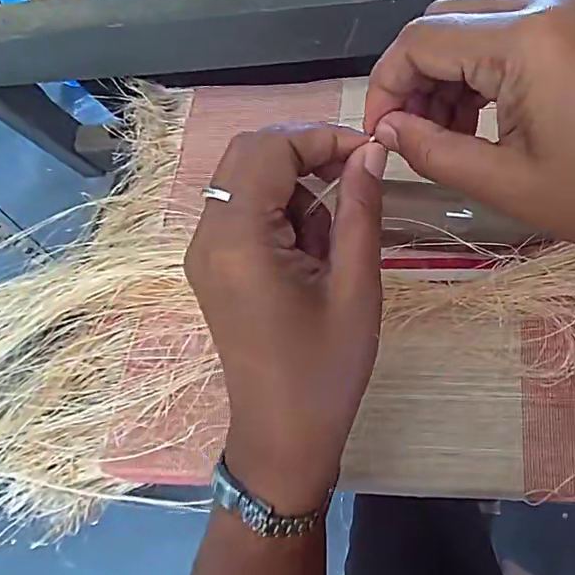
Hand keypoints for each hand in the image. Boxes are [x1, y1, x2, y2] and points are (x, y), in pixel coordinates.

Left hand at [185, 123, 387, 514]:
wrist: (283, 435)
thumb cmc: (326, 371)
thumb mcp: (356, 288)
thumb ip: (360, 211)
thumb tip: (370, 153)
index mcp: (239, 240)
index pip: (270, 150)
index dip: (322, 138)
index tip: (370, 155)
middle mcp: (208, 237)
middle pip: (249, 155)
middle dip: (306, 155)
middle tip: (355, 180)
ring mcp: (204, 253)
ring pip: (246, 180)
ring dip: (295, 187)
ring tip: (333, 240)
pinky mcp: (213, 268)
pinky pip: (244, 212)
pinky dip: (281, 213)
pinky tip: (310, 254)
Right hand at [363, 0, 574, 262]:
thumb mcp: (504, 183)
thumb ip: (432, 151)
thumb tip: (387, 130)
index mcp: (524, 38)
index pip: (420, 40)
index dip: (385, 87)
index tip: (380, 135)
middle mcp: (543, 3)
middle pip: (443, 23)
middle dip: (413, 80)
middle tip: (410, 138)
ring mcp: (566, 9)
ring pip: (472, 26)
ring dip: (445, 77)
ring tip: (445, 138)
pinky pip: (507, 34)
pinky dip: (480, 72)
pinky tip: (479, 120)